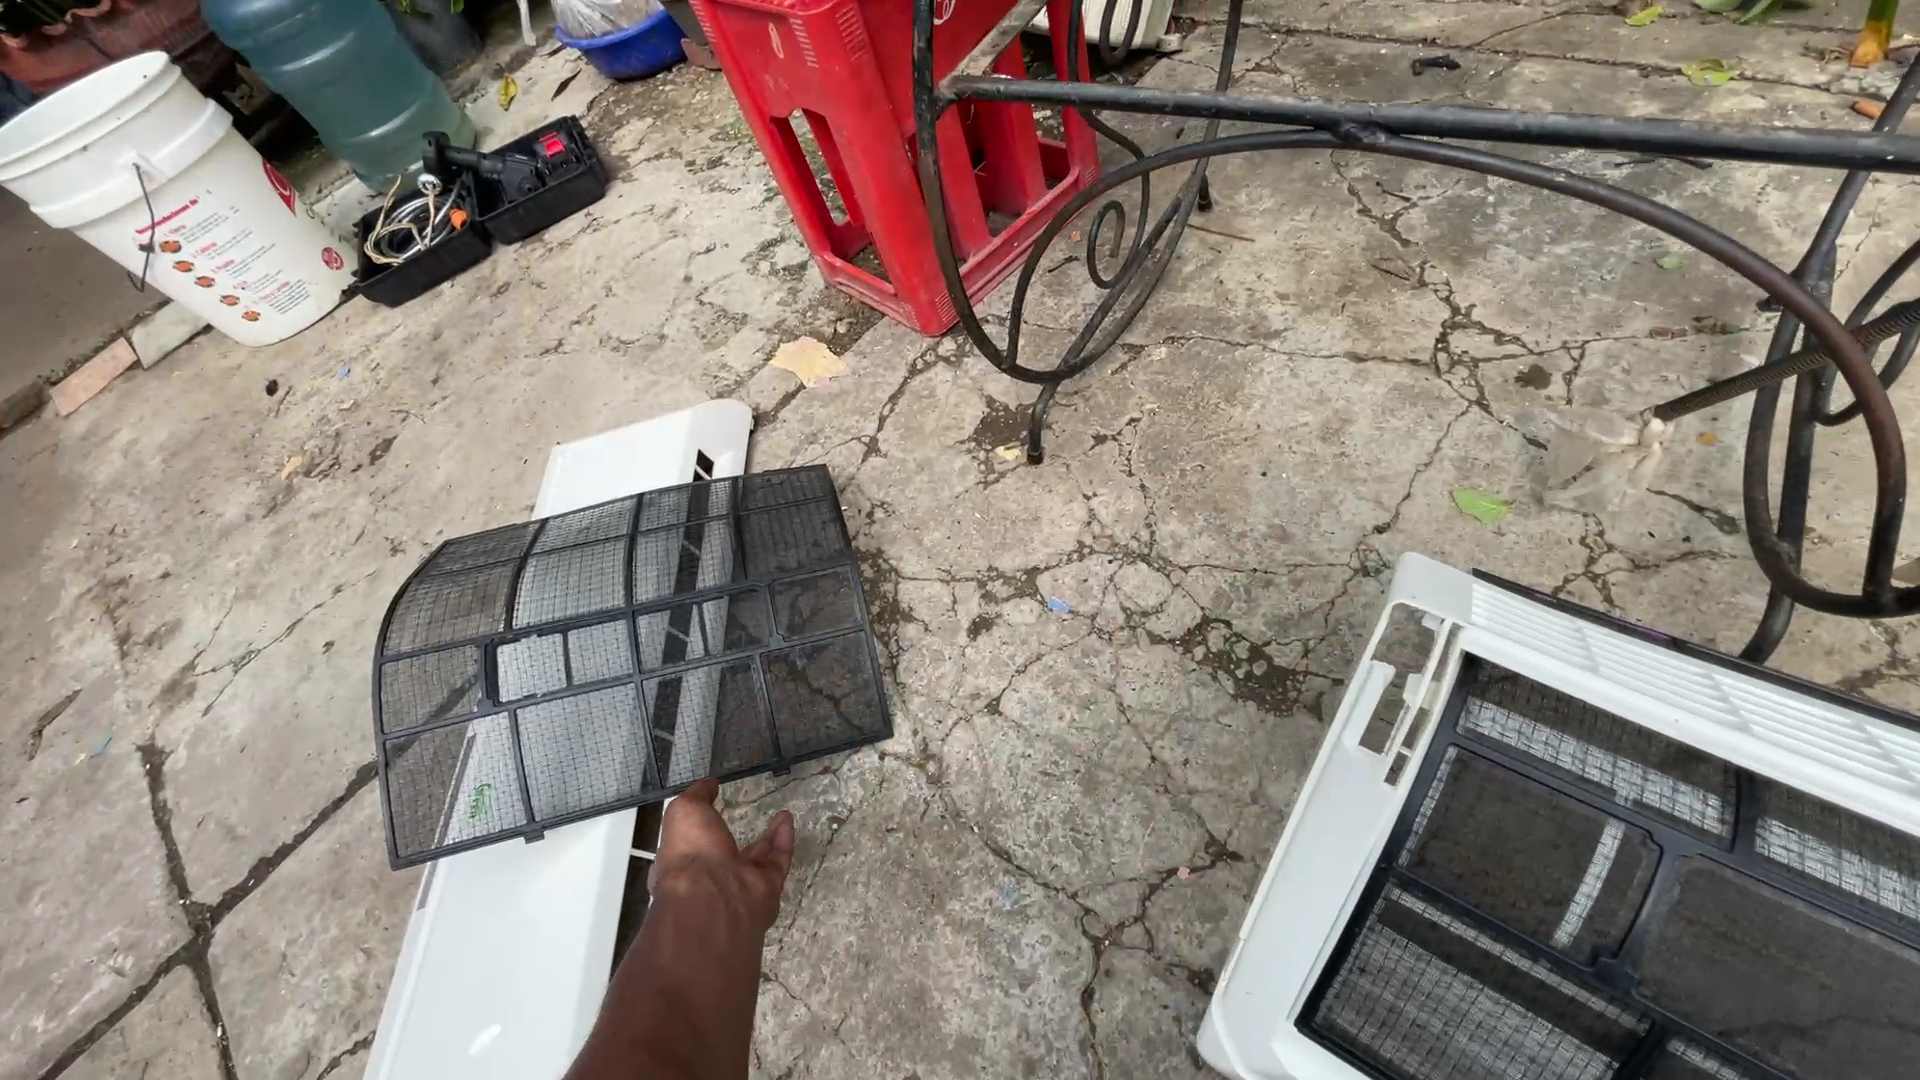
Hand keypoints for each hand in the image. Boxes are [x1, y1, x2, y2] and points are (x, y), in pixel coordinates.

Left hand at [651, 778, 795, 933]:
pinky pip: (777, 862)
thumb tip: (708, 784)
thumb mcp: (684, 810)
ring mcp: (738, 886)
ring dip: (769, 836)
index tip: (711, 807)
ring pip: (756, 858)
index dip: (699, 828)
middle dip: (734, 837)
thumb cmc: (691, 850)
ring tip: (781, 815)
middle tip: (746, 817)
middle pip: (725, 855)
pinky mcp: (765, 889)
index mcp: (682, 863)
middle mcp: (709, 878)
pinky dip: (784, 842)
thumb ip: (697, 795)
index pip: (691, 845)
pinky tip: (788, 821)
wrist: (715, 895)